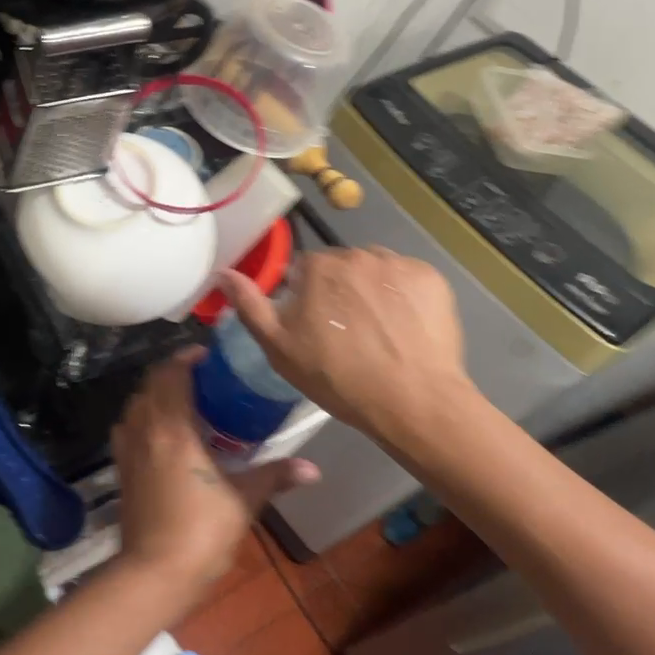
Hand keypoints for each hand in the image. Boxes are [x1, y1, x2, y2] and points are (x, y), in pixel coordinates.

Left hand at [111, 348, 318, 592]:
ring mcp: (128, 448)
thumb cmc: (201, 531)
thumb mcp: (243, 501)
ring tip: (184, 400)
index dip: (186, 358)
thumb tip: (313, 468)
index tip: (207, 356)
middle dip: (172, 372)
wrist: (154, 572)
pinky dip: (143, 416)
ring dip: (156, 392)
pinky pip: (128, 426)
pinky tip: (161, 431)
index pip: (172, 374)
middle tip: (202, 376)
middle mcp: (144, 428)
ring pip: (136, 403)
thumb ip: (274, 476)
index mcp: (172, 427)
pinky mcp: (121, 467)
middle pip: (151, 383)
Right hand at [219, 246, 477, 455]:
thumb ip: (250, 305)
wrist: (413, 400)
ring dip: (372, 291)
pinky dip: (405, 297)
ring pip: (374, 271)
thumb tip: (224, 272)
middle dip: (340, 292)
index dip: (307, 299)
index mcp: (315, 266)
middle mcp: (355, 254)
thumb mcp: (279, 348)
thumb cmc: (339, 377)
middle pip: (341, 267)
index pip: (303, 271)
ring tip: (379, 332)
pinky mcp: (431, 277)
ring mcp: (396, 263)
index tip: (316, 328)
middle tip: (347, 335)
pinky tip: (405, 327)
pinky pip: (408, 279)